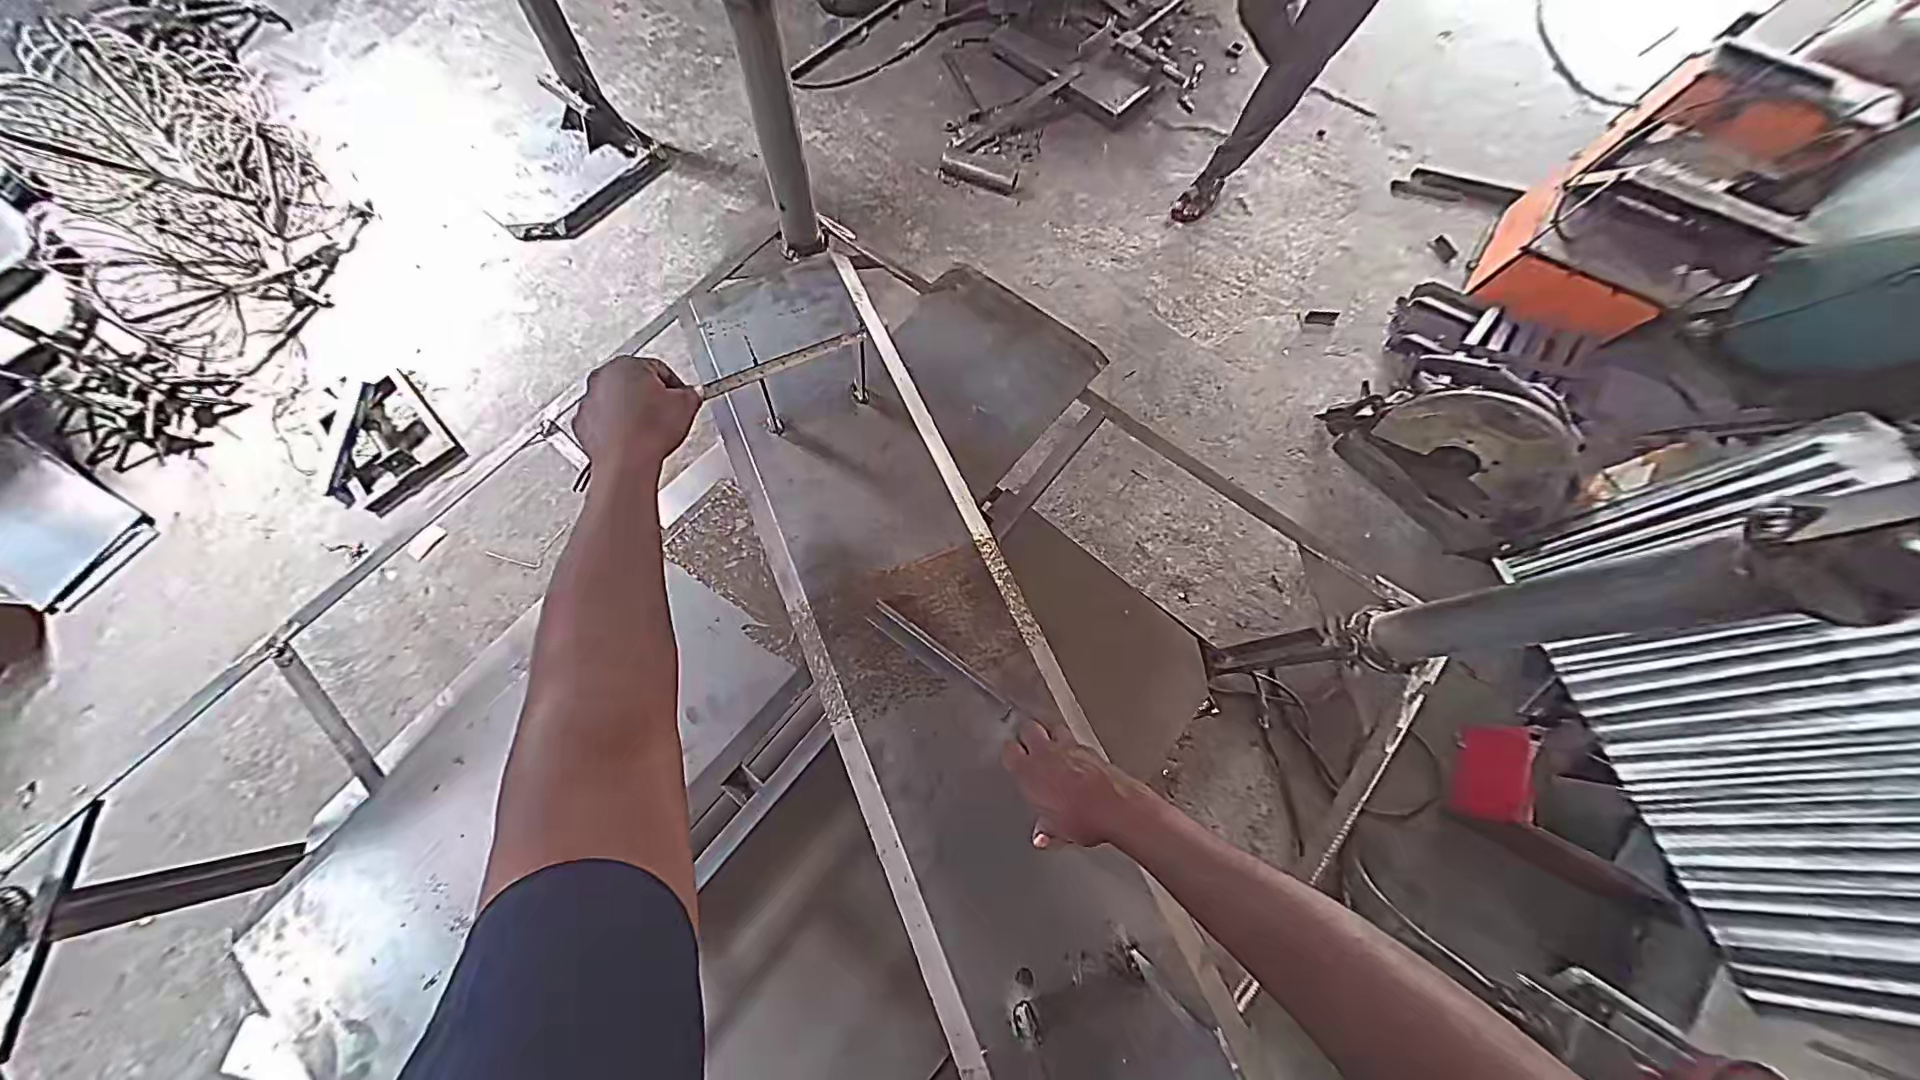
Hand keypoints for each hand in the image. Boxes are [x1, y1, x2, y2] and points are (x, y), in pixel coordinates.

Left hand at [573, 356, 700, 473]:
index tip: (681, 397)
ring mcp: (590, 400)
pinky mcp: (583, 423)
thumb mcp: (687, 406)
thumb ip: (691, 393)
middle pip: (634, 381)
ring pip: (616, 400)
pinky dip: (617, 427)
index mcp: (629, 365)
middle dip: (650, 396)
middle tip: (666, 412)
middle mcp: (603, 377)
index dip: (675, 385)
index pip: (659, 368)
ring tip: (650, 428)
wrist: (626, 460)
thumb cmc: (649, 431)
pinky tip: (633, 437)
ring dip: (633, 411)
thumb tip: (690, 393)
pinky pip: (603, 420)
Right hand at [1000, 719, 1151, 848]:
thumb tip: (1042, 835)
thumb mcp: (1056, 830)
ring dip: (1051, 734)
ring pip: (1053, 727)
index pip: (1009, 750)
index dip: (1010, 752)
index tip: (1012, 758)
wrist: (1115, 807)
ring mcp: (1069, 747)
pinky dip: (1074, 747)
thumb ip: (1045, 828)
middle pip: (1029, 728)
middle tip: (1028, 744)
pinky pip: (1076, 740)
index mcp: (1028, 771)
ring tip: (1052, 746)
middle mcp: (1046, 753)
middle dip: (1028, 734)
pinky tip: (1078, 758)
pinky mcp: (1090, 748)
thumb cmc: (1083, 816)